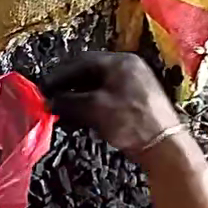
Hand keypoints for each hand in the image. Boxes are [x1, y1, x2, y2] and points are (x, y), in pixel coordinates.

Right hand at [41, 52, 183, 159]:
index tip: (43, 88)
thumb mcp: (95, 108)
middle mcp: (128, 68)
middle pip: (89, 73)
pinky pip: (106, 98)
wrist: (164, 146)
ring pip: (96, 86)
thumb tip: (49, 102)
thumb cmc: (132, 121)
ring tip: (61, 111)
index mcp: (120, 62)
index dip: (59, 75)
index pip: (81, 61)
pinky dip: (90, 106)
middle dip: (67, 87)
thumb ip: (68, 102)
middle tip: (50, 99)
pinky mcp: (135, 102)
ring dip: (77, 98)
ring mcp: (133, 84)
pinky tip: (79, 118)